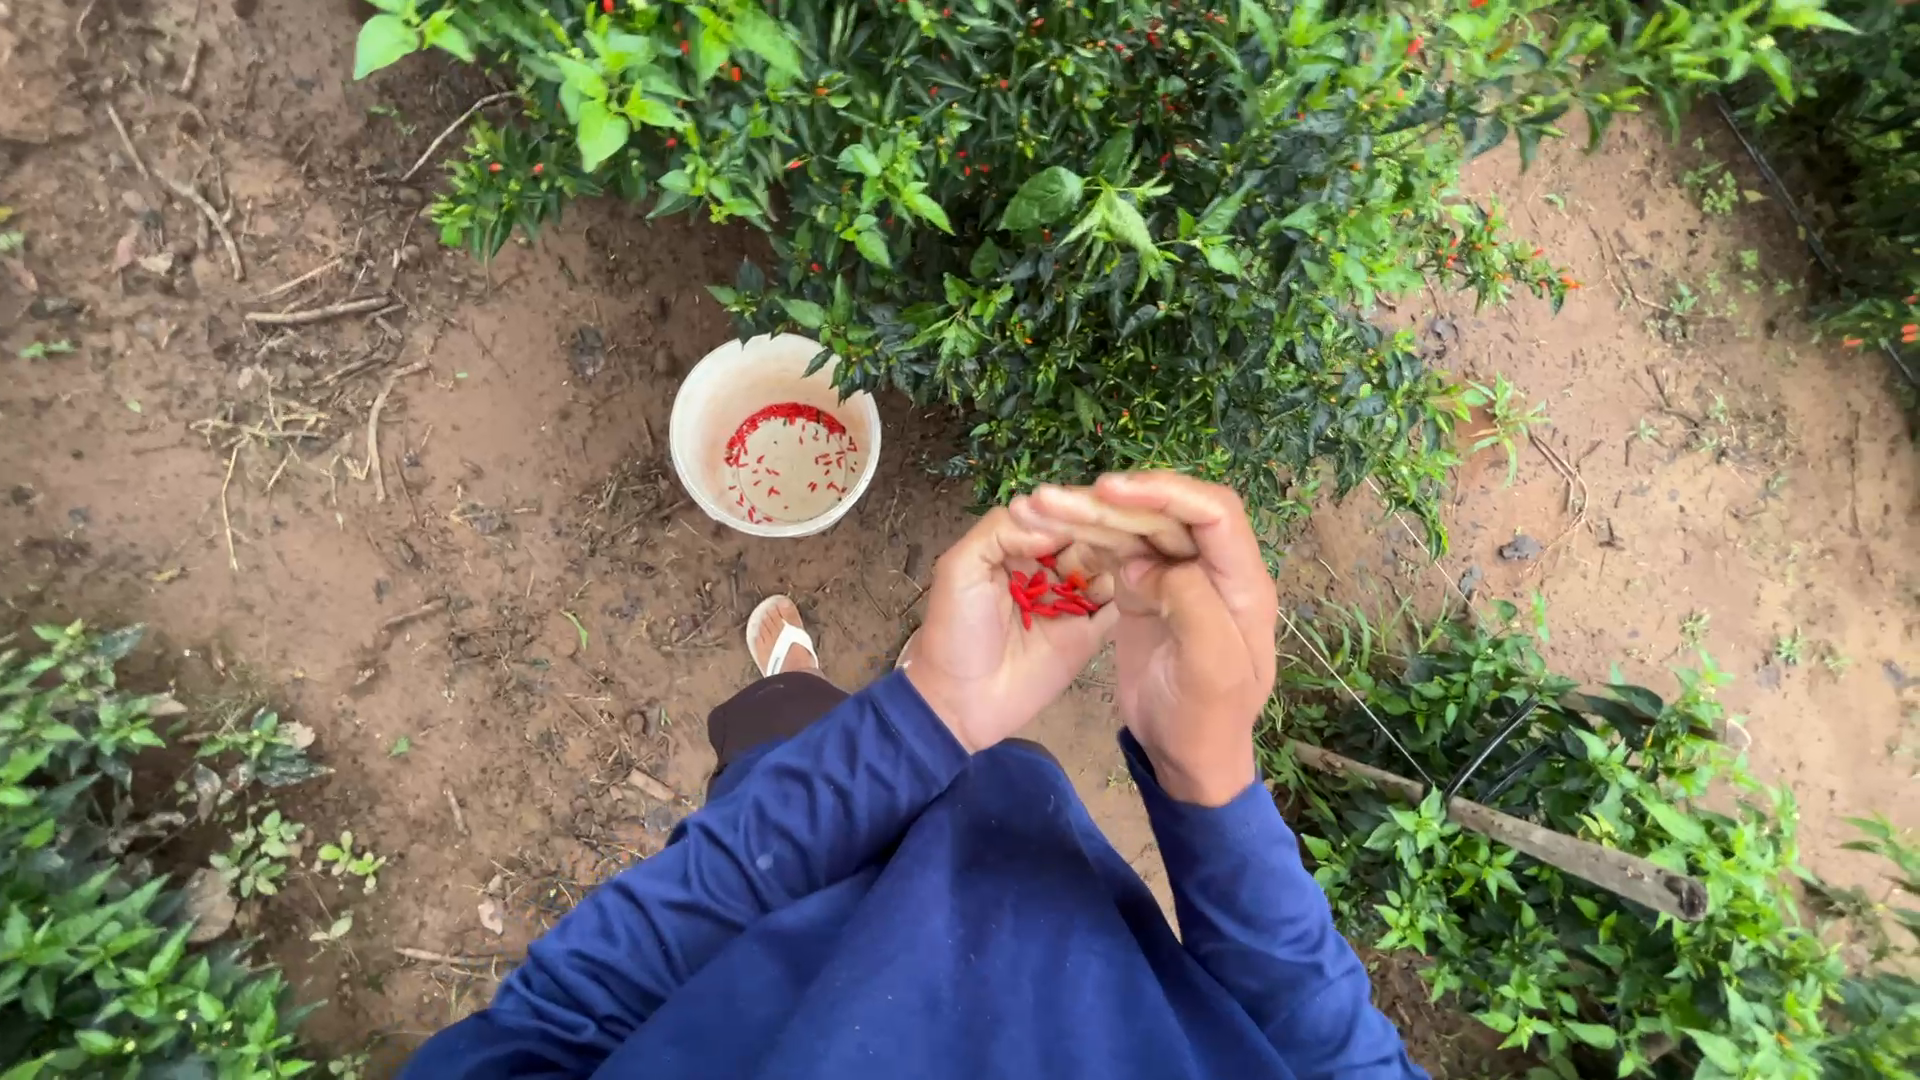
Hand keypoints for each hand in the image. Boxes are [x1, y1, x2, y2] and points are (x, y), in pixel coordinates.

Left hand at [905, 507, 1119, 752]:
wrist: (961, 701)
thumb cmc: (954, 631)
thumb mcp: (960, 568)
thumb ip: (1000, 532)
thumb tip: (1053, 525)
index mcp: (1018, 549)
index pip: (1055, 517)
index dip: (1075, 509)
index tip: (1095, 504)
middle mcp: (1049, 570)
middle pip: (1087, 538)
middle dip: (1099, 534)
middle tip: (1105, 541)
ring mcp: (1072, 602)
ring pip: (1108, 567)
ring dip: (1116, 558)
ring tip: (1120, 559)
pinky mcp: (1089, 634)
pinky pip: (1117, 607)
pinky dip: (1129, 591)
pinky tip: (1134, 582)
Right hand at [1022, 473, 1277, 804]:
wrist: (1184, 757)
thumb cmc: (1206, 719)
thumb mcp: (1212, 670)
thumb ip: (1194, 606)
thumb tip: (1152, 562)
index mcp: (1242, 582)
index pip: (1214, 512)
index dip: (1166, 491)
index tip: (1112, 490)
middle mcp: (1211, 568)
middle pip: (1166, 513)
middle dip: (1113, 499)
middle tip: (1055, 497)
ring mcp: (1175, 576)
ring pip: (1135, 528)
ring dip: (1089, 514)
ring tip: (1040, 503)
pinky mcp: (1143, 589)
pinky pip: (1115, 551)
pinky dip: (1084, 537)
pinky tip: (1051, 527)